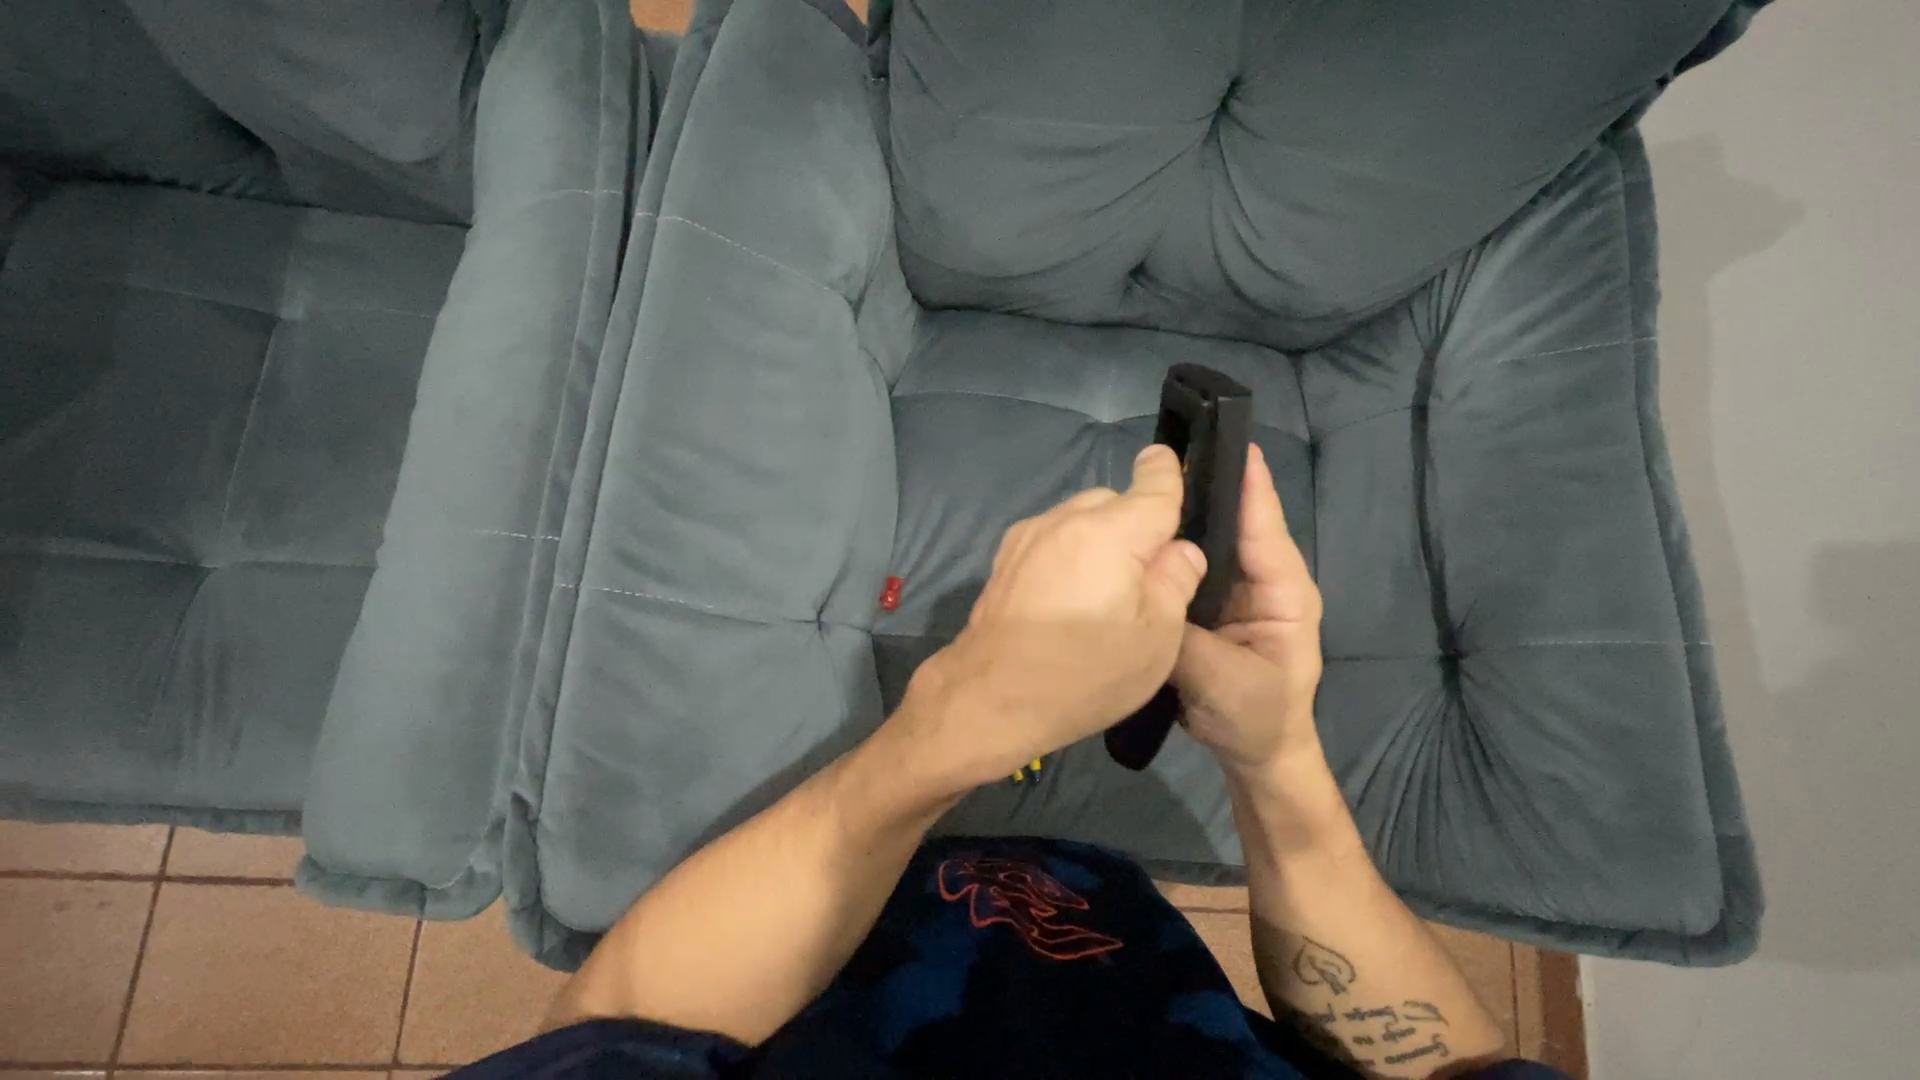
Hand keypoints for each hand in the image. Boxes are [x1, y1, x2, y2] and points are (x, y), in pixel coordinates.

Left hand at [899, 445, 1206, 789]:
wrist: (991, 697)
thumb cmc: (1085, 672)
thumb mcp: (1157, 638)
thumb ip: (1175, 580)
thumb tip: (1179, 549)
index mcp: (1109, 532)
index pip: (1153, 485)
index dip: (1168, 473)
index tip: (1170, 461)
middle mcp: (1064, 520)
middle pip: (1115, 503)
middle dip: (1137, 525)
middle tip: (1148, 577)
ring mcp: (1028, 536)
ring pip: (1080, 519)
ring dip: (1100, 539)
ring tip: (1105, 593)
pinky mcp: (1005, 559)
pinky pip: (1052, 538)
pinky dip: (1069, 552)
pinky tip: (1069, 597)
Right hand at [1171, 444, 1326, 777]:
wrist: (1255, 753)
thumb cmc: (1256, 718)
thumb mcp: (1224, 684)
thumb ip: (1184, 645)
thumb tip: (1141, 602)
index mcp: (1284, 592)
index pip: (1265, 528)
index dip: (1248, 484)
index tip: (1228, 438)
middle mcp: (1261, 580)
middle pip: (1235, 524)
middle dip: (1207, 488)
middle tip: (1165, 455)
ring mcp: (1233, 590)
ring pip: (1209, 542)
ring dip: (1184, 515)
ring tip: (1147, 483)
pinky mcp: (1208, 603)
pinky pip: (1189, 567)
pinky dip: (1170, 549)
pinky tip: (1141, 534)